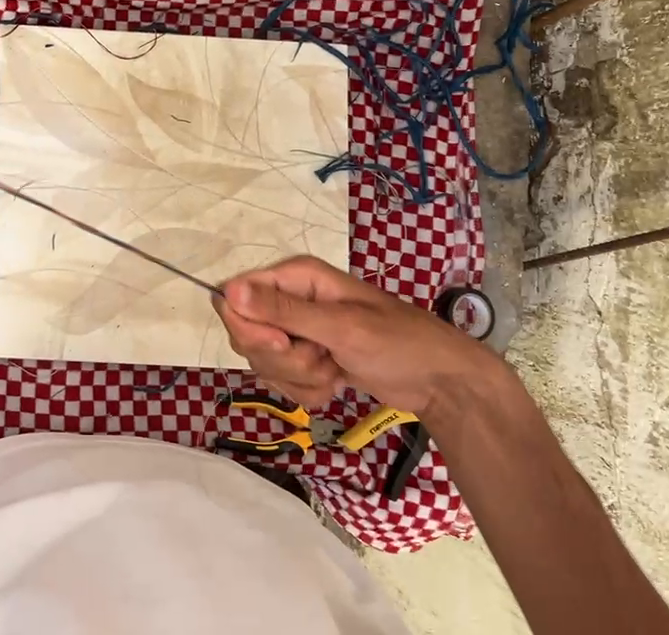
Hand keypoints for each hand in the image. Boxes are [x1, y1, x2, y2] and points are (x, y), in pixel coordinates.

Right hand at [213, 256, 501, 415]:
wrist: (440, 381)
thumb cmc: (398, 342)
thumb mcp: (340, 326)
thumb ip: (282, 310)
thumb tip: (228, 291)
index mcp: (294, 278)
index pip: (235, 296)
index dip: (248, 325)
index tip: (281, 343)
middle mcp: (289, 300)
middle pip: (246, 334)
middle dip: (281, 358)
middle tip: (320, 359)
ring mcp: (296, 332)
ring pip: (263, 361)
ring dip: (299, 377)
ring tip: (335, 370)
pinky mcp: (305, 360)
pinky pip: (281, 380)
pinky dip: (307, 390)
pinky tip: (336, 383)